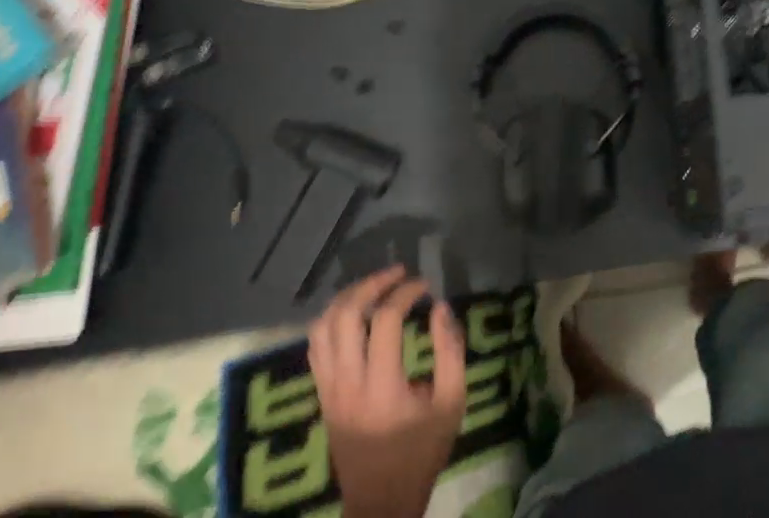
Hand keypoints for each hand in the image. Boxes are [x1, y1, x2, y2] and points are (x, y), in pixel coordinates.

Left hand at [308, 266, 465, 517]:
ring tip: (374, 286)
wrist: (382, 499)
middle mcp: (347, 382)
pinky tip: (354, 314)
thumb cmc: (423, 451)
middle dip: (371, 285)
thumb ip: (449, 351)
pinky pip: (315, 347)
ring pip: (322, 328)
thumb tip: (441, 308)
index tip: (426, 286)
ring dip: (347, 299)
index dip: (406, 293)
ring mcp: (327, 389)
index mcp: (382, 385)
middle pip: (346, 315)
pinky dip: (332, 321)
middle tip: (397, 274)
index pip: (386, 320)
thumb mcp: (452, 402)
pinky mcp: (321, 395)